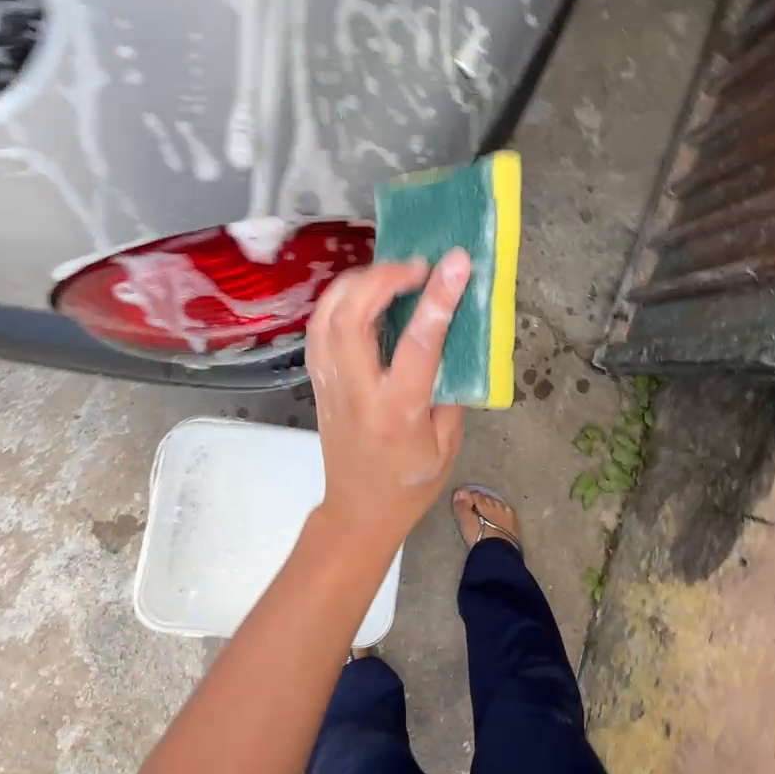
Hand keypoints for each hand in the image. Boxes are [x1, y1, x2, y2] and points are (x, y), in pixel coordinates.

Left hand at [305, 248, 471, 548]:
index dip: (439, 297)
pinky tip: (365, 293)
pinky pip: (320, 326)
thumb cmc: (409, 485)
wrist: (357, 512)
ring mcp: (330, 383)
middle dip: (382, 277)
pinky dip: (341, 299)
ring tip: (392, 273)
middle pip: (351, 316)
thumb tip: (448, 342)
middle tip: (416, 266)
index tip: (456, 262)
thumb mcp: (447, 446)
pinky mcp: (318, 380)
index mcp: (397, 411)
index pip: (418, 344)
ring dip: (358, 283)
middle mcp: (357, 391)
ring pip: (327, 315)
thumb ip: (449, 392)